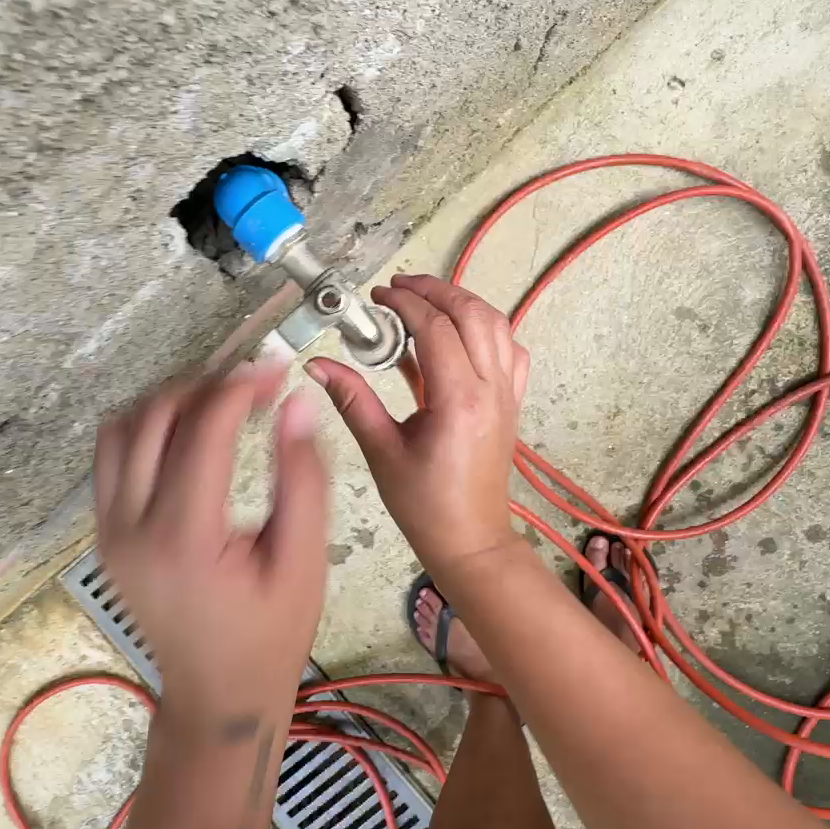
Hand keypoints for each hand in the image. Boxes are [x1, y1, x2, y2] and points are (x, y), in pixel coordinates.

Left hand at [93, 368, 328, 714]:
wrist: (217, 692)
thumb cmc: (271, 633)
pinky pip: (111, 456)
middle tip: (255, 383)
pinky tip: (187, 430)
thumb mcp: (305, 560)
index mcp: (185, 538)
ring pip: (122, 427)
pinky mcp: (105, 534)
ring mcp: (109, 531)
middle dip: (208, 384)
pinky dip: (145, 426)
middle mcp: (132, 528)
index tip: (280, 370)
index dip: (243, 386)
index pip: (204, 429)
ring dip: (172, 400)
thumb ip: (304, 477)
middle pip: (155, 416)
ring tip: (222, 401)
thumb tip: (296, 404)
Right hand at [306, 274, 529, 572]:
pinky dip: (486, 329)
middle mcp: (491, 389)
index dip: (405, 303)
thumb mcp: (381, 451)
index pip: (436, 328)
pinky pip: (509, 350)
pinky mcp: (511, 402)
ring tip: (424, 300)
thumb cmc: (424, 505)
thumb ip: (353, 401)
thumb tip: (317, 365)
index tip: (377, 297)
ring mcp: (507, 394)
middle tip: (398, 287)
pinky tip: (458, 334)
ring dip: (462, 302)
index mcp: (459, 400)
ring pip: (496, 325)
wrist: (470, 540)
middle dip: (435, 290)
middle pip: (473, 314)